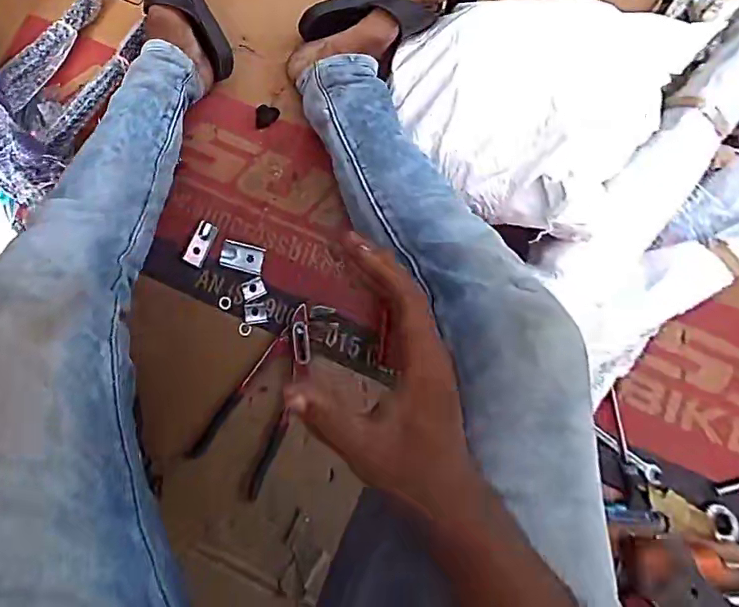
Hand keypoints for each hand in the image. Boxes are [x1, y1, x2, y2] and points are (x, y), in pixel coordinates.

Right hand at [284, 232, 477, 518]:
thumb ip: (328, 420)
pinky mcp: (423, 366)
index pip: (406, 301)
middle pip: (410, 293)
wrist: (451, 500)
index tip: (349, 244)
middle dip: (377, 262)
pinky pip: (405, 316)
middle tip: (342, 238)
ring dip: (381, 274)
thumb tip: (287, 393)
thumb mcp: (365, 448)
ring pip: (409, 303)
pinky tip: (362, 291)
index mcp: (423, 363)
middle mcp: (432, 353)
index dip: (380, 269)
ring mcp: (430, 359)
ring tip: (349, 254)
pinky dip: (384, 294)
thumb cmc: (412, 471)